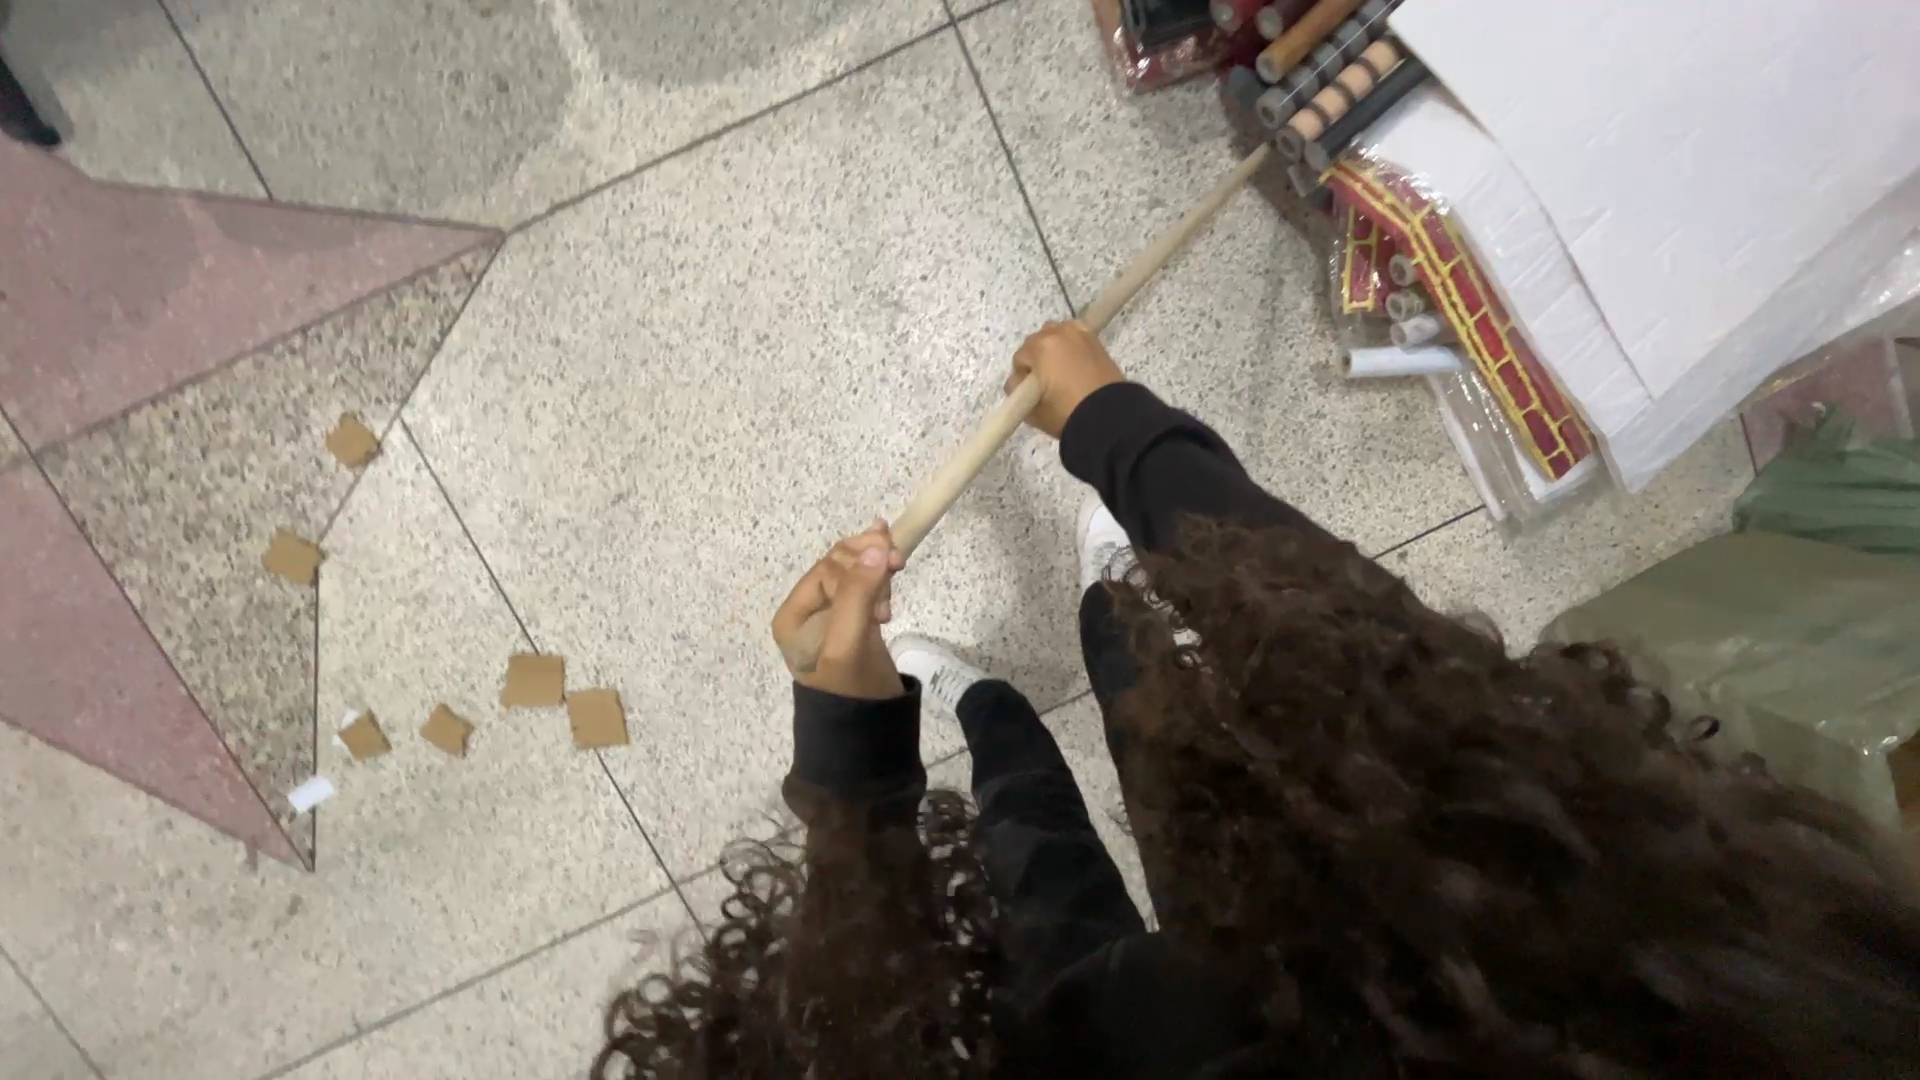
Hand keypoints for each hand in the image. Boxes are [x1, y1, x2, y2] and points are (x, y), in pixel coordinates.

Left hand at [772, 520, 906, 698]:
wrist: (867, 728)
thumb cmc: (851, 686)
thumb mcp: (848, 642)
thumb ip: (857, 594)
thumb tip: (877, 545)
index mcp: (794, 615)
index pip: (827, 568)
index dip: (859, 562)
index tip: (893, 565)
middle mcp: (808, 612)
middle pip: (840, 565)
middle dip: (869, 562)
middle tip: (899, 565)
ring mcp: (832, 617)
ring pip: (855, 573)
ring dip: (877, 573)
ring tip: (891, 595)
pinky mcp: (854, 623)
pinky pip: (865, 589)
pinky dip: (880, 585)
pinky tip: (889, 601)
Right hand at [1006, 319, 1124, 437]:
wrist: (1109, 416)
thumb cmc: (1066, 413)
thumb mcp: (1032, 410)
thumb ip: (1017, 391)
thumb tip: (1019, 382)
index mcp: (1041, 347)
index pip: (1019, 358)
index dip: (1022, 377)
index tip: (1030, 393)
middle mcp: (1059, 333)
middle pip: (1037, 342)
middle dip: (1037, 359)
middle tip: (1044, 384)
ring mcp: (1080, 333)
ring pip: (1056, 336)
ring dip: (1053, 350)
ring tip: (1060, 374)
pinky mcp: (1095, 340)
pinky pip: (1074, 338)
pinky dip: (1070, 348)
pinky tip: (1074, 366)